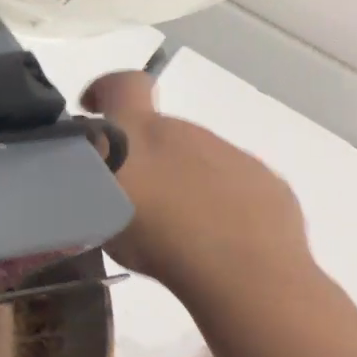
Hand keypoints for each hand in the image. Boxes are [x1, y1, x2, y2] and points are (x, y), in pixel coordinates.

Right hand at [84, 71, 309, 297]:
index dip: (106, 90)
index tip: (92, 112)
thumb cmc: (154, 237)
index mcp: (135, 131)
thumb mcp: (93, 204)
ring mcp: (230, 155)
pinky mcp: (266, 181)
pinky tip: (210, 230)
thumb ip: (90, 173)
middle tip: (128, 191)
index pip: (122, 83)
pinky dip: (214, 195)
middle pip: (154, 129)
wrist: (246, 273)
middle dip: (139, 152)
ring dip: (177, 175)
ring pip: (191, 155)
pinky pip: (228, 179)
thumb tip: (90, 163)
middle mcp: (183, 132)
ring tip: (171, 219)